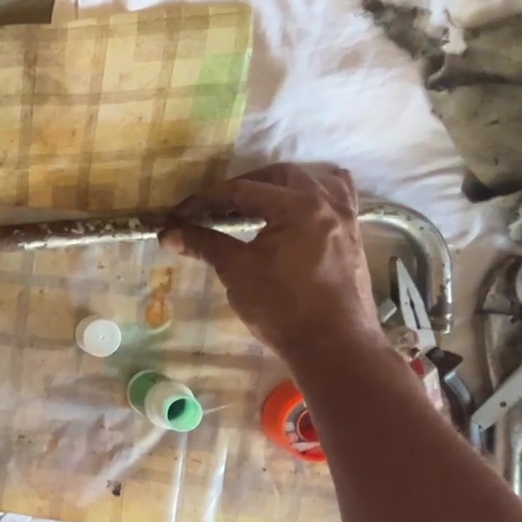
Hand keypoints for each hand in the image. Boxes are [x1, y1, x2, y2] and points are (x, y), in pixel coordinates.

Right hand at [160, 164, 386, 360]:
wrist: (333, 345)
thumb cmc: (282, 306)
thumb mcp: (237, 271)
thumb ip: (204, 244)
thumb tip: (168, 233)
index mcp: (297, 207)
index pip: (242, 190)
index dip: (207, 199)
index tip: (181, 213)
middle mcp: (326, 204)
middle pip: (280, 176)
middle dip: (244, 185)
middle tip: (217, 206)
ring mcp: (346, 219)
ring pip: (317, 180)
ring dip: (284, 184)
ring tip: (260, 202)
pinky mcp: (353, 237)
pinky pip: (339, 199)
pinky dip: (316, 196)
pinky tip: (299, 211)